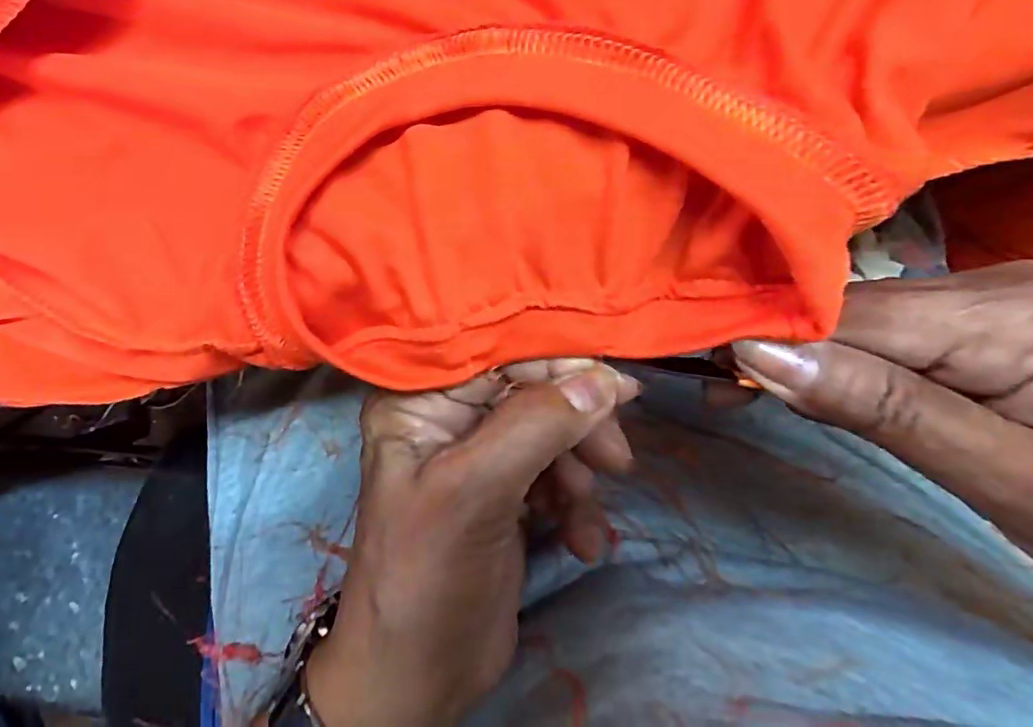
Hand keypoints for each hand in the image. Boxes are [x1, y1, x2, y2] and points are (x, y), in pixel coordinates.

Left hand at [303, 359, 640, 726]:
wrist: (415, 677)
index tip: (616, 384)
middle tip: (615, 459)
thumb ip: (535, 427)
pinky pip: (553, 474)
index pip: (496, 354)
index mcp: (419, 398)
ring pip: (549, 431)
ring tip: (584, 510)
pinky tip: (581, 541)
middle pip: (530, 390)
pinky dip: (575, 503)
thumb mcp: (474, 492)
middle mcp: (446, 416)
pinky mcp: (503, 491)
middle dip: (576, 423)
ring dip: (579, 469)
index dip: (557, 362)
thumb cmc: (425, 575)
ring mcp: (476, 454)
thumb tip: (601, 381)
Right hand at [729, 262, 1032, 725]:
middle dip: (800, 348)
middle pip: (881, 310)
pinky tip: (850, 385)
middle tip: (722, 393)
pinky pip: (937, 336)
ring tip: (760, 390)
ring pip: (901, 321)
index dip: (779, 333)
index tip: (702, 362)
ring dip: (835, 358)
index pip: (872, 312)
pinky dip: (881, 364)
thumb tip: (767, 354)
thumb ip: (900, 416)